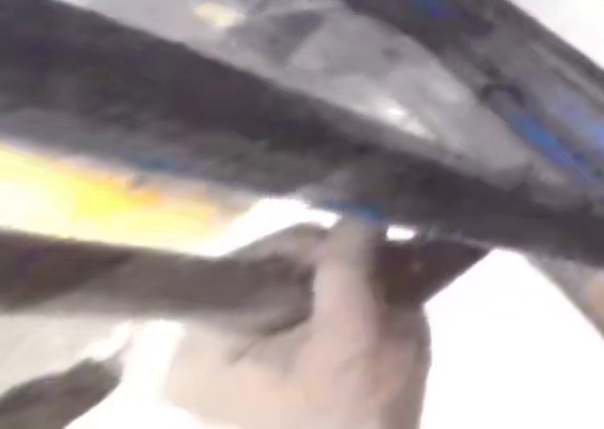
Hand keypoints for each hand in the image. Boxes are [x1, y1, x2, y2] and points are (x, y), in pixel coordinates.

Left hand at [160, 223, 430, 428]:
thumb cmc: (353, 403)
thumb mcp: (357, 326)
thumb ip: (349, 262)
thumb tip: (360, 202)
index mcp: (204, 344)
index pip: (256, 256)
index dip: (318, 243)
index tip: (368, 250)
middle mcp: (210, 343)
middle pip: (283, 264)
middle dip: (347, 257)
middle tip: (394, 266)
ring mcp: (245, 350)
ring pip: (308, 277)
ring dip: (362, 270)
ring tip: (400, 282)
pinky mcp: (279, 354)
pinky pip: (317, 298)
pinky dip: (359, 289)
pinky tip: (390, 298)